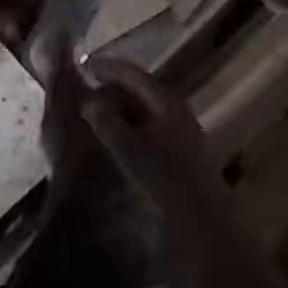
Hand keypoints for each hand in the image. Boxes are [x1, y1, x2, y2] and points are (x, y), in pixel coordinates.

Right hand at [82, 59, 287, 287]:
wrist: (204, 222)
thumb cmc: (165, 178)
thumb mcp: (129, 149)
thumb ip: (106, 122)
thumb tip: (87, 99)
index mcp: (166, 100)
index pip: (132, 73)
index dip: (106, 67)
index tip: (83, 65)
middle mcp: (175, 108)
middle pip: (139, 88)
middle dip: (111, 88)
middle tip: (85, 92)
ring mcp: (181, 128)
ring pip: (144, 108)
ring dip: (120, 108)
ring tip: (96, 115)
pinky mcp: (181, 149)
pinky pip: (149, 125)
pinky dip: (130, 124)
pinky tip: (118, 138)